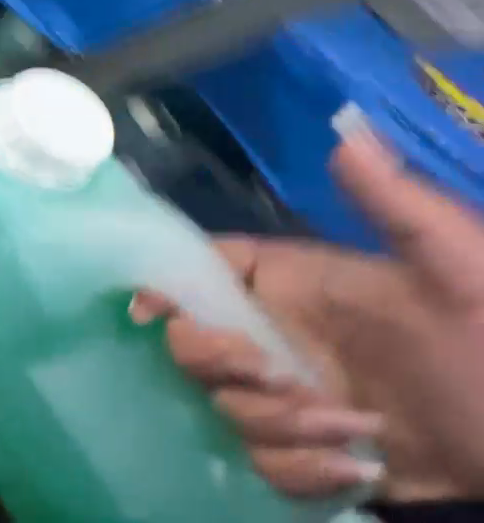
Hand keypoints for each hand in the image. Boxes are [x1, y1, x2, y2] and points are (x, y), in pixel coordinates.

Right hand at [131, 110, 483, 503]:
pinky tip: (351, 469)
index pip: (198, 268)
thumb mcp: (466, 280)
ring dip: (273, 424)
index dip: (162, 283)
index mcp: (297, 288)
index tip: (152, 309)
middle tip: (275, 379)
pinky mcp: (306, 454)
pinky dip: (296, 470)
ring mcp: (288, 397)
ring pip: (221, 402)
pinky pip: (259, 461)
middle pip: (188, 338)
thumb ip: (402, 210)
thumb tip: (345, 136)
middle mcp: (278, 336)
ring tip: (352, 435)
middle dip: (217, 363)